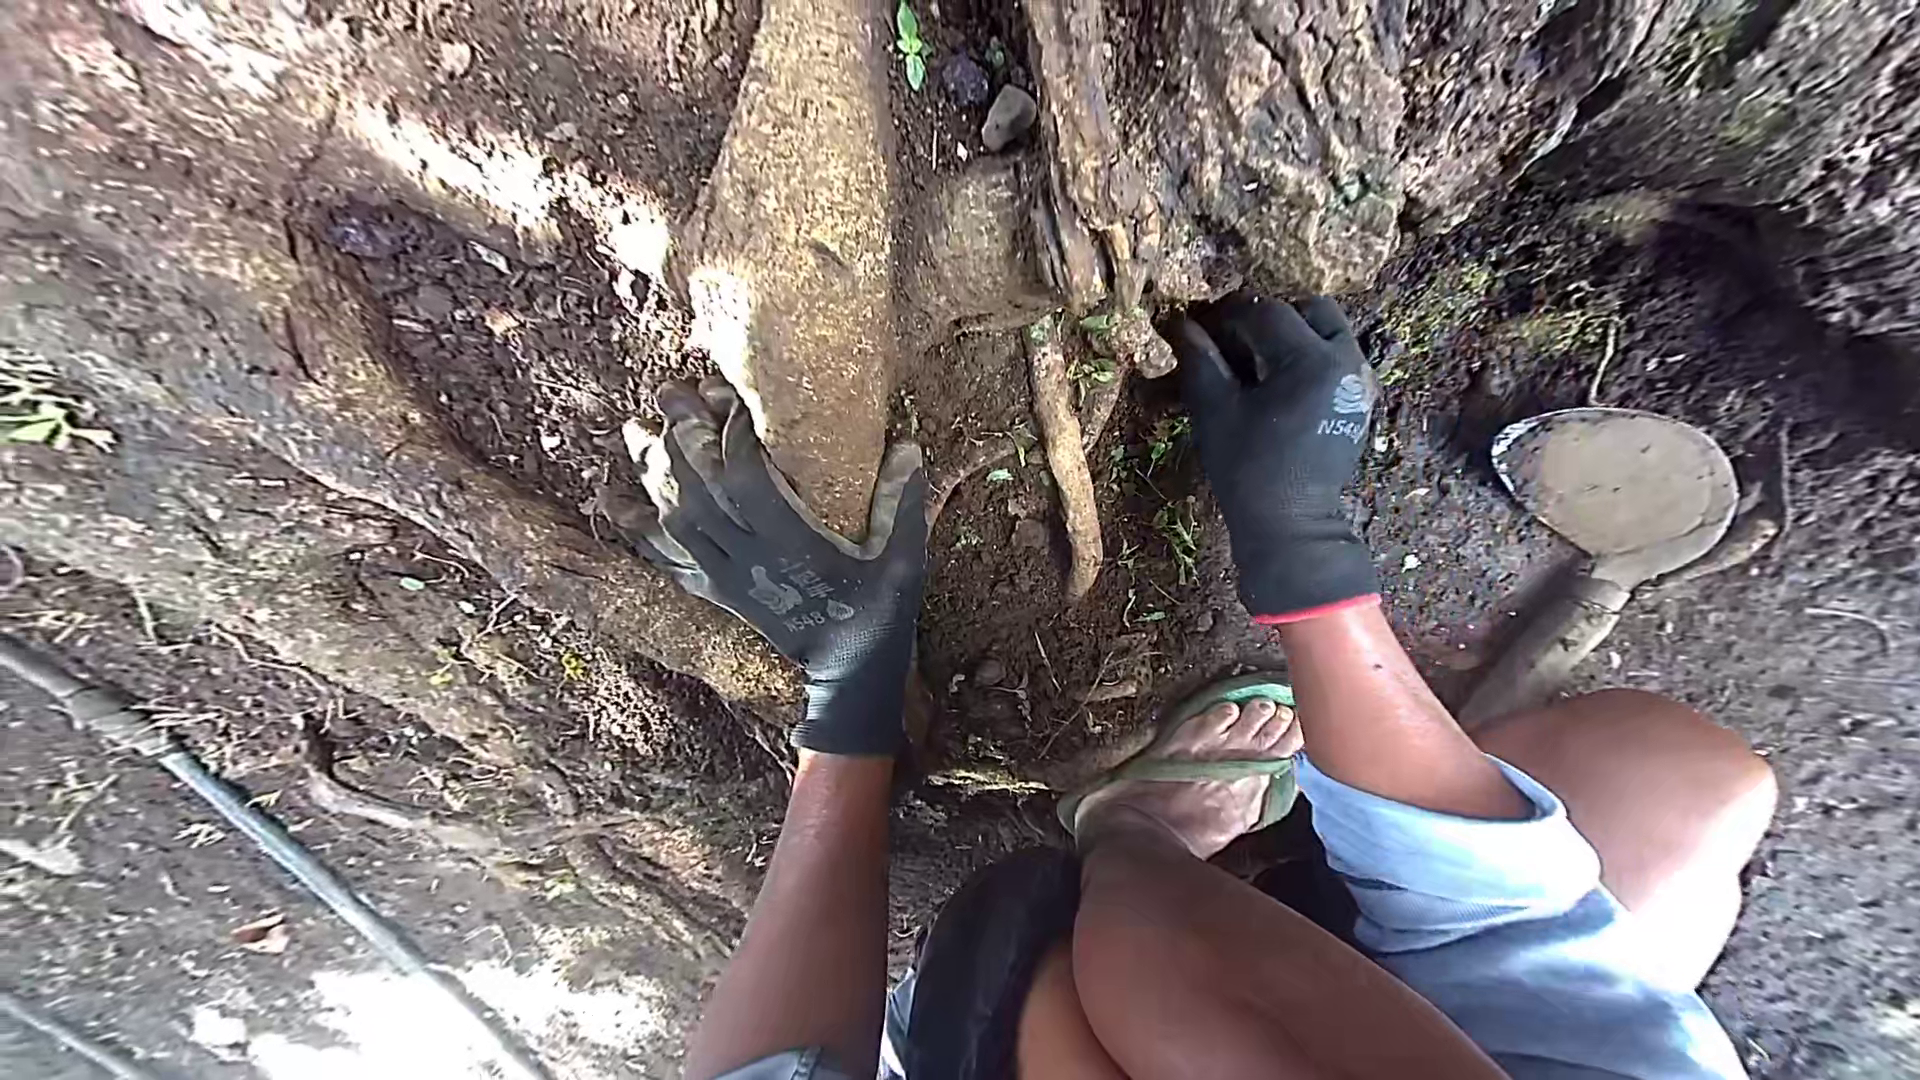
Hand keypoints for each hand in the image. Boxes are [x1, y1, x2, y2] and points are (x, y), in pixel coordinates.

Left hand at [625, 378, 927, 755]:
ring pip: (675, 519)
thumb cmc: (879, 613)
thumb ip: (902, 503)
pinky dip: (640, 528)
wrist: (848, 671)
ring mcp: (728, 578)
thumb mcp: (903, 560)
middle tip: (672, 392)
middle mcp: (751, 559)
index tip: (736, 397)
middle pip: (700, 491)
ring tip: (642, 429)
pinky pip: (667, 558)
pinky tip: (617, 503)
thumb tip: (909, 446)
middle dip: (683, 436)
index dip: (737, 434)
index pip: (749, 479)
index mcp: (794, 546)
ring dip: (657, 472)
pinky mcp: (719, 591)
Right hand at [1162, 293, 1378, 622]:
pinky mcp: (1360, 398)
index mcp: (1312, 361)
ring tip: (1255, 361)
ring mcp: (1360, 379)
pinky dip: (1307, 355)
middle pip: (1309, 309)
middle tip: (1232, 342)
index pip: (1267, 312)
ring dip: (1291, 334)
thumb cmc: (1246, 468)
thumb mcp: (1215, 412)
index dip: (1229, 314)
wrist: (1289, 520)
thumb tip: (1181, 324)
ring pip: (1328, 330)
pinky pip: (1336, 356)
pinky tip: (1277, 382)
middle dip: (1268, 317)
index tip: (1202, 327)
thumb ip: (1201, 361)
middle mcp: (1347, 360)